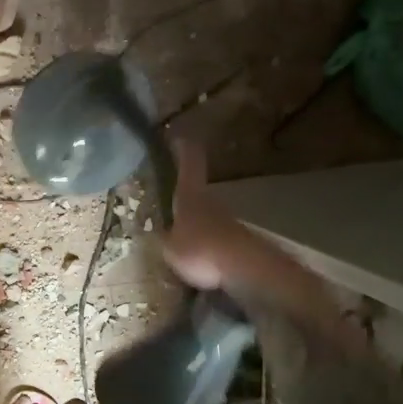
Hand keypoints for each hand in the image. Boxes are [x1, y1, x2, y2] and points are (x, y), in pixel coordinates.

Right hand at [160, 139, 348, 342]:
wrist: (244, 267)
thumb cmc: (200, 249)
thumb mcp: (169, 248)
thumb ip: (162, 238)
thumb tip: (158, 231)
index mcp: (191, 196)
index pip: (190, 162)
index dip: (184, 147)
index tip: (177, 136)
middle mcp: (211, 201)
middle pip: (196, 191)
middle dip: (182, 197)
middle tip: (166, 208)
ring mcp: (226, 220)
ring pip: (205, 216)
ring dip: (194, 224)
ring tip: (178, 241)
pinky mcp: (236, 239)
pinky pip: (214, 237)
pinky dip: (205, 244)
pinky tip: (196, 261)